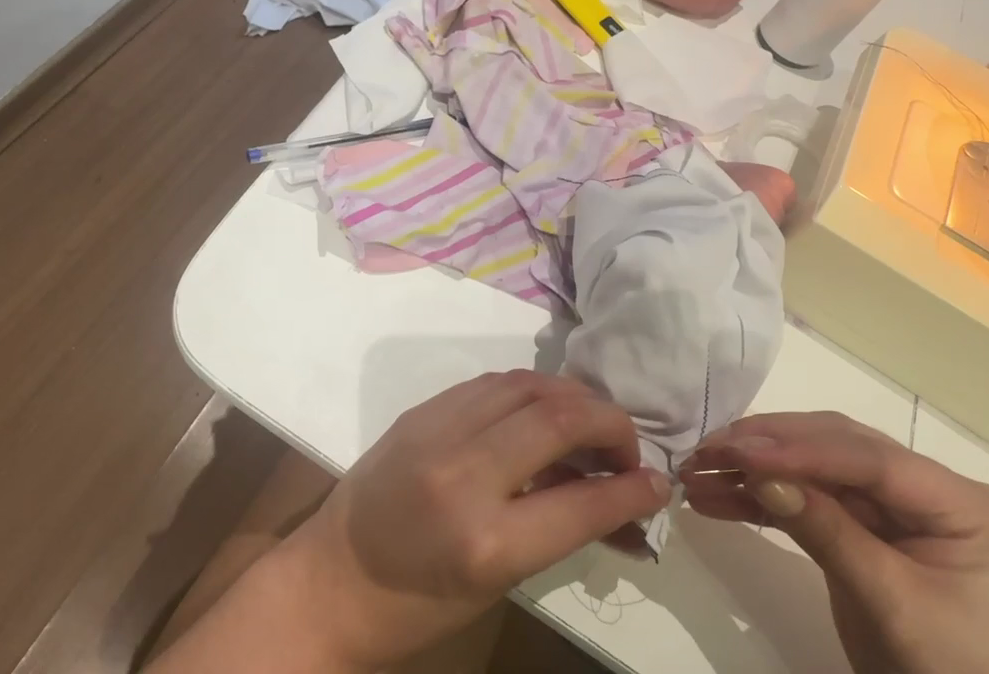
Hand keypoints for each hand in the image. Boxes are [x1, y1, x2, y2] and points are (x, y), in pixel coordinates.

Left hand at [277, 371, 671, 669]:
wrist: (330, 580)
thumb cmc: (418, 605)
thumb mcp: (498, 583)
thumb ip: (560, 531)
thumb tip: (620, 498)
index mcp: (487, 542)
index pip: (583, 500)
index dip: (633, 488)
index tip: (657, 483)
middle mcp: (462, 475)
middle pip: (558, 419)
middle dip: (610, 424)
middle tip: (626, 448)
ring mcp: (435, 434)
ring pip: (524, 385)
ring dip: (571, 396)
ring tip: (590, 421)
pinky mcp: (418, 413)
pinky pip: (488, 384)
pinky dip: (527, 390)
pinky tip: (541, 409)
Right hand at [682, 412, 988, 673]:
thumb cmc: (949, 672)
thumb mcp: (892, 605)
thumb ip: (829, 533)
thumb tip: (759, 476)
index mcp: (965, 504)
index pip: (872, 460)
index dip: (802, 450)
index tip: (738, 450)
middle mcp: (932, 493)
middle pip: (838, 450)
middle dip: (768, 448)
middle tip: (705, 449)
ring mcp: (898, 512)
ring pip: (815, 472)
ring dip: (755, 473)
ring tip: (695, 473)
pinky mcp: (868, 532)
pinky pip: (810, 504)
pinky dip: (763, 502)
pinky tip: (716, 500)